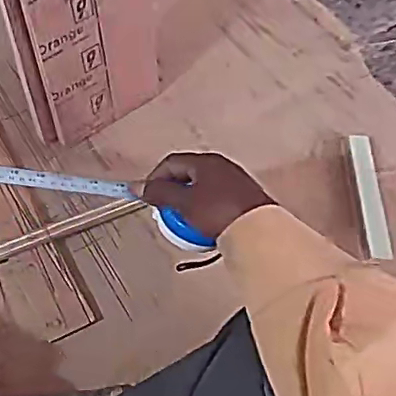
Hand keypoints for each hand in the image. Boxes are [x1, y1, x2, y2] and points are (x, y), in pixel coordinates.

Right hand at [140, 152, 274, 239]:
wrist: (258, 233)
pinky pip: (215, 199)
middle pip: (187, 174)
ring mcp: (236, 181)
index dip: (155, 178)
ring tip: (182, 220)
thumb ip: (158, 193)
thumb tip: (137, 188)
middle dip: (171, 191)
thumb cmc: (217, 212)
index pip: (171, 162)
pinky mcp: (245, 198)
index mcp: (206, 162)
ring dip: (186, 202)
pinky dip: (203, 209)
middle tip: (164, 209)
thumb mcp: (182, 202)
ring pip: (201, 188)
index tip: (148, 196)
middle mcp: (222, 166)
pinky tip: (202, 224)